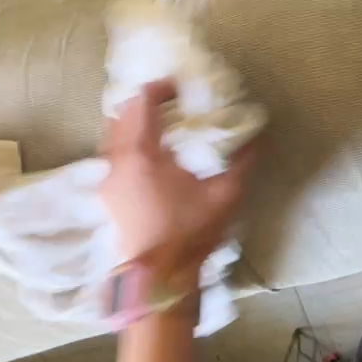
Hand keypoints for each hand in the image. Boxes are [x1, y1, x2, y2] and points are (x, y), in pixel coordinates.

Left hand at [102, 81, 255, 273]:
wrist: (159, 276)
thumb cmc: (191, 232)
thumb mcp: (225, 194)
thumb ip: (240, 162)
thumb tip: (254, 139)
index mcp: (141, 154)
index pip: (141, 103)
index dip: (160, 88)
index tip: (179, 85)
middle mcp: (116, 161)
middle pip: (120, 114)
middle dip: (143, 101)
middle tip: (170, 101)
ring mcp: (107, 179)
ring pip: (111, 135)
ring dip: (132, 122)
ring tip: (160, 125)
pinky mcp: (108, 195)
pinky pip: (112, 154)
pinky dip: (127, 142)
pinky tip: (150, 154)